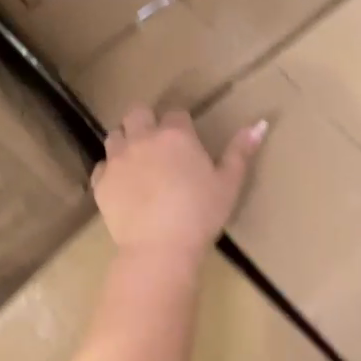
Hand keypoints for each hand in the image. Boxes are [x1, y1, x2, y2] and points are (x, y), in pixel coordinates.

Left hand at [93, 108, 267, 260]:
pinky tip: (124, 185)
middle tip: (159, 144)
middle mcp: (143, 139)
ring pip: (115, 135)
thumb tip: (260, 124)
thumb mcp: (229, 183)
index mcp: (176, 135)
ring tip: (139, 161)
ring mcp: (117, 160)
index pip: (177, 113)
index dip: (182, 124)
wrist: (160, 247)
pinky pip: (102, 166)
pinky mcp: (101, 183)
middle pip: (137, 113)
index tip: (189, 141)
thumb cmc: (201, 213)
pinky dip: (111, 170)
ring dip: (126, 141)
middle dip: (147, 121)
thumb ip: (241, 151)